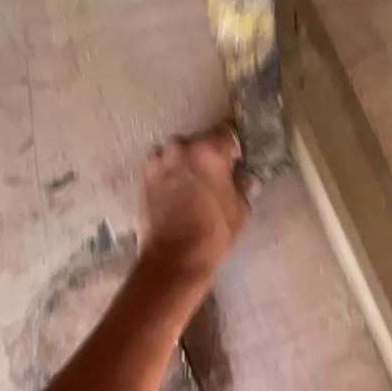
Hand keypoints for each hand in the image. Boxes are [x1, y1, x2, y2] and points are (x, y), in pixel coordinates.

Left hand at [136, 125, 257, 282]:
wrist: (174, 256)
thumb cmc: (214, 233)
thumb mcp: (240, 210)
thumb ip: (243, 187)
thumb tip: (248, 179)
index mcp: (210, 150)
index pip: (227, 133)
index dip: (233, 149)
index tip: (235, 164)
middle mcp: (182, 147)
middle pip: (199, 142)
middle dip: (207, 156)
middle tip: (213, 179)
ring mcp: (159, 161)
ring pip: (177, 154)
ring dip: (185, 164)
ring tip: (191, 187)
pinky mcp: (144, 176)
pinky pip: (161, 167)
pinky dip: (168, 175)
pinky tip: (174, 194)